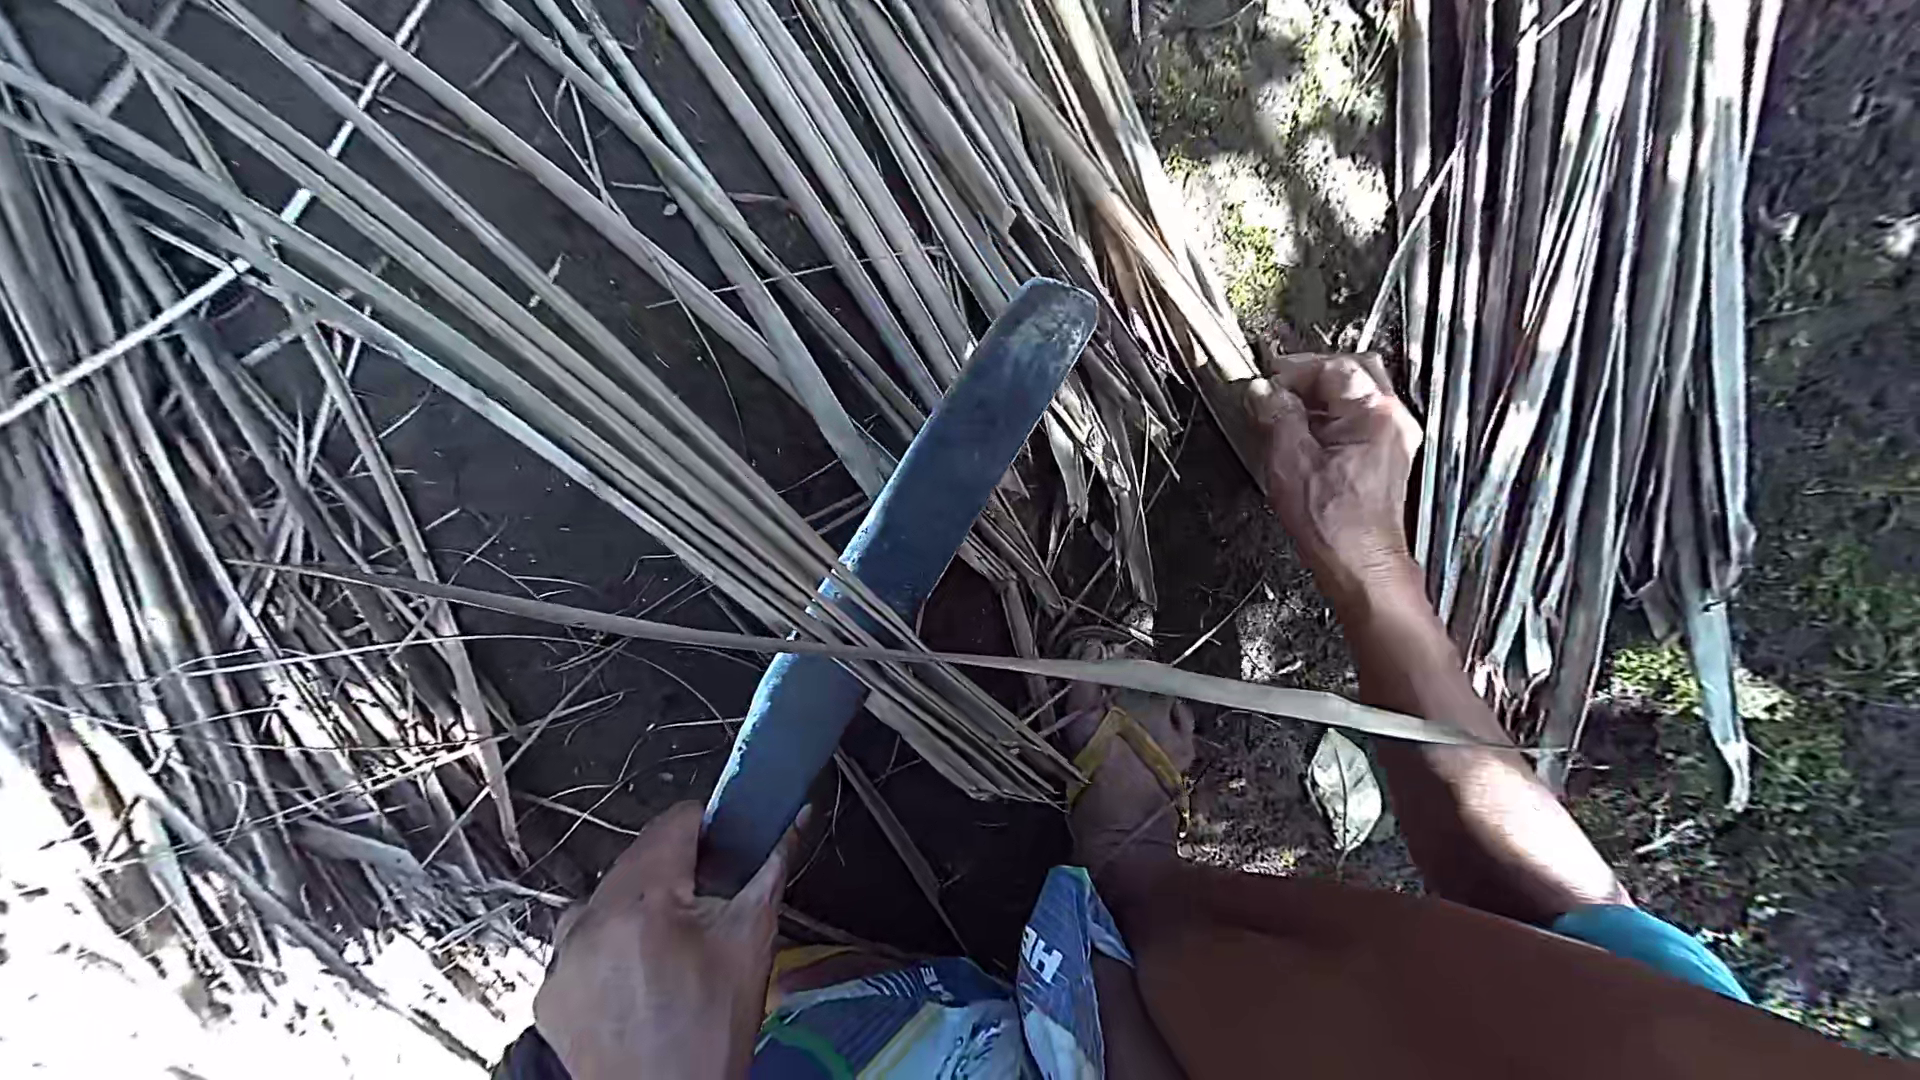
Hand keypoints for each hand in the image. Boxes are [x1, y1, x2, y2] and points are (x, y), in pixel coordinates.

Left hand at [534, 802, 794, 1079]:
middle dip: (677, 863)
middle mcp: (591, 918)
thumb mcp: (754, 934)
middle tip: (709, 897)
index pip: (675, 820)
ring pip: (609, 891)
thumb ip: (774, 862)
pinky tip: (637, 967)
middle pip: (641, 854)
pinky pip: (581, 937)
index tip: (727, 848)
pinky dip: (610, 936)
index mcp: (644, 898)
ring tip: (673, 932)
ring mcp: (561, 957)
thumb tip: (800, 814)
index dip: (708, 825)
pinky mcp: (548, 992)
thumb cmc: (717, 1020)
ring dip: (642, 895)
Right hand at [1248, 352, 1422, 607]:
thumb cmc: (1331, 522)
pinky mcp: (1385, 457)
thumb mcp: (1289, 461)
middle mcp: (1392, 420)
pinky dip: (1329, 417)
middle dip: (1311, 374)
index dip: (1293, 370)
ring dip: (1320, 395)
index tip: (1265, 382)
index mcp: (1373, 413)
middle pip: (1353, 372)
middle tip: (1276, 385)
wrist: (1357, 561)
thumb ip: (1277, 417)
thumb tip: (1263, 392)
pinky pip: (1358, 420)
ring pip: (1357, 395)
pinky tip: (1304, 433)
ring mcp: (1393, 439)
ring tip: (1285, 409)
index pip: (1332, 367)